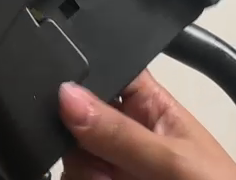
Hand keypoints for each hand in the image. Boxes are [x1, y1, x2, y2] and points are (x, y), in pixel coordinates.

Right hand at [59, 72, 235, 179]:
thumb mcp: (172, 160)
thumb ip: (120, 132)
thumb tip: (65, 92)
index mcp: (146, 102)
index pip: (105, 67)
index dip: (81, 72)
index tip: (63, 89)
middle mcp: (123, 130)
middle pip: (76, 112)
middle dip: (76, 131)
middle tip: (99, 155)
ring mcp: (111, 164)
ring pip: (71, 152)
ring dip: (82, 167)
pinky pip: (72, 179)